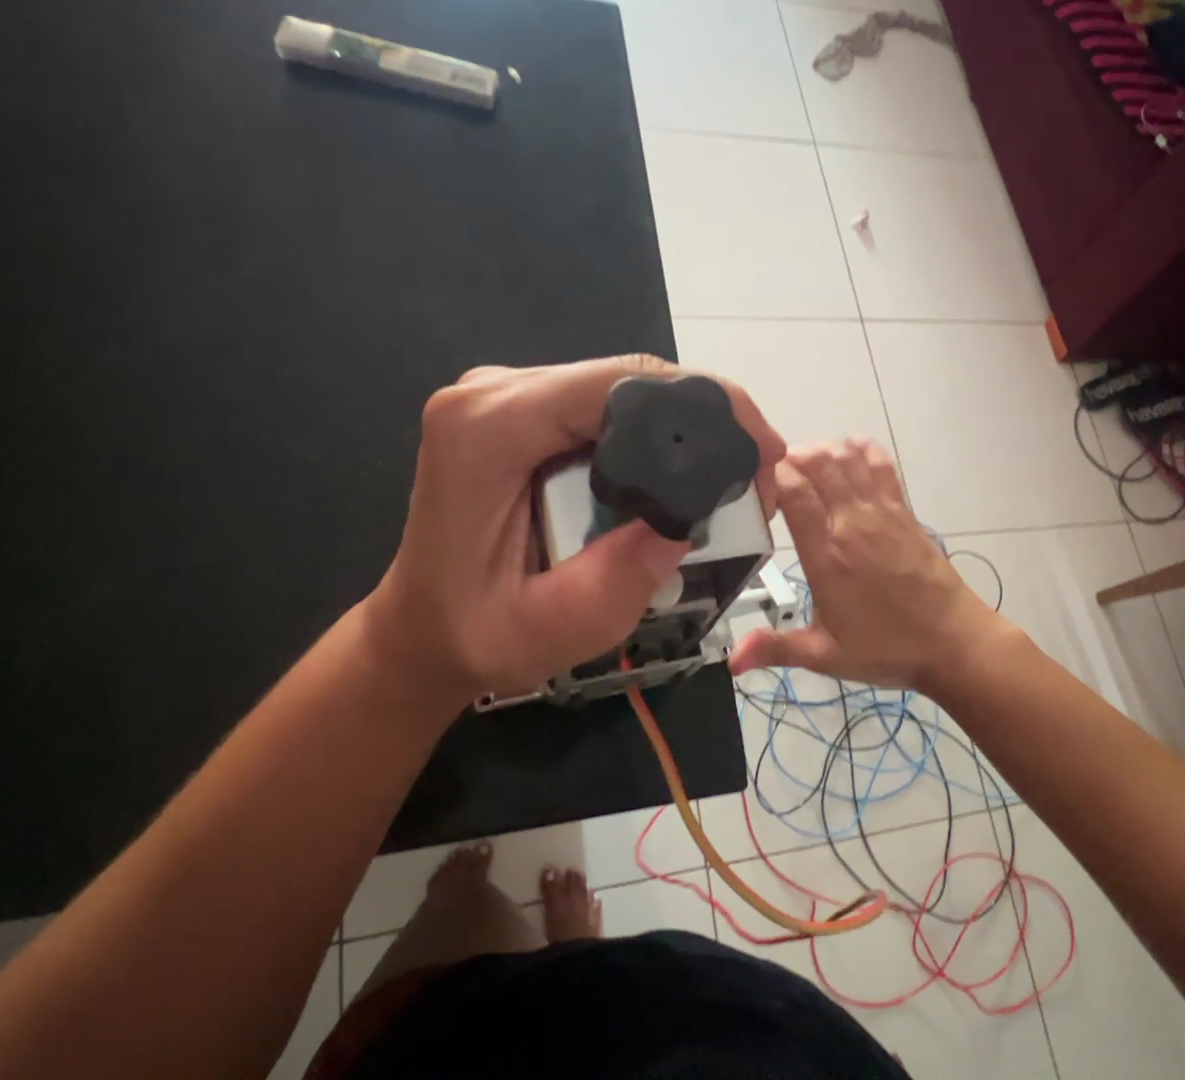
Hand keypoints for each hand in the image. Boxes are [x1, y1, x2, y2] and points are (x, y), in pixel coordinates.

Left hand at [364, 355, 785, 707]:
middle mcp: (493, 392)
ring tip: (728, 486)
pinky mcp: (520, 412)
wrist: (421, 630)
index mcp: (489, 428)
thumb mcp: (549, 630)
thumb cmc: (473, 636)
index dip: (705, 403)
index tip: (763, 450)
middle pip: (627, 379)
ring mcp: (504, 397)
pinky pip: (604, 411)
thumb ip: (617, 580)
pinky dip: (652, 443)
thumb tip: (685, 524)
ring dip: (682, 434)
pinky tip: (679, 481)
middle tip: (756, 479)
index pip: (618, 382)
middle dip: (705, 422)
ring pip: (622, 392)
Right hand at [728, 439, 1001, 689]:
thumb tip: (731, 662)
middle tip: (775, 476)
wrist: (952, 643)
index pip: (794, 490)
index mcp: (826, 554)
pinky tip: (846, 454)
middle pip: (818, 462)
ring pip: (847, 457)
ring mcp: (882, 512)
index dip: (770, 477)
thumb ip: (774, 649)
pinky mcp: (905, 511)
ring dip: (822, 451)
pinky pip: (881, 464)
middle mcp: (853, 523)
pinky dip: (861, 450)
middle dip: (791, 458)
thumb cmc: (886, 650)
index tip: (756, 490)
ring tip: (805, 467)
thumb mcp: (824, 655)